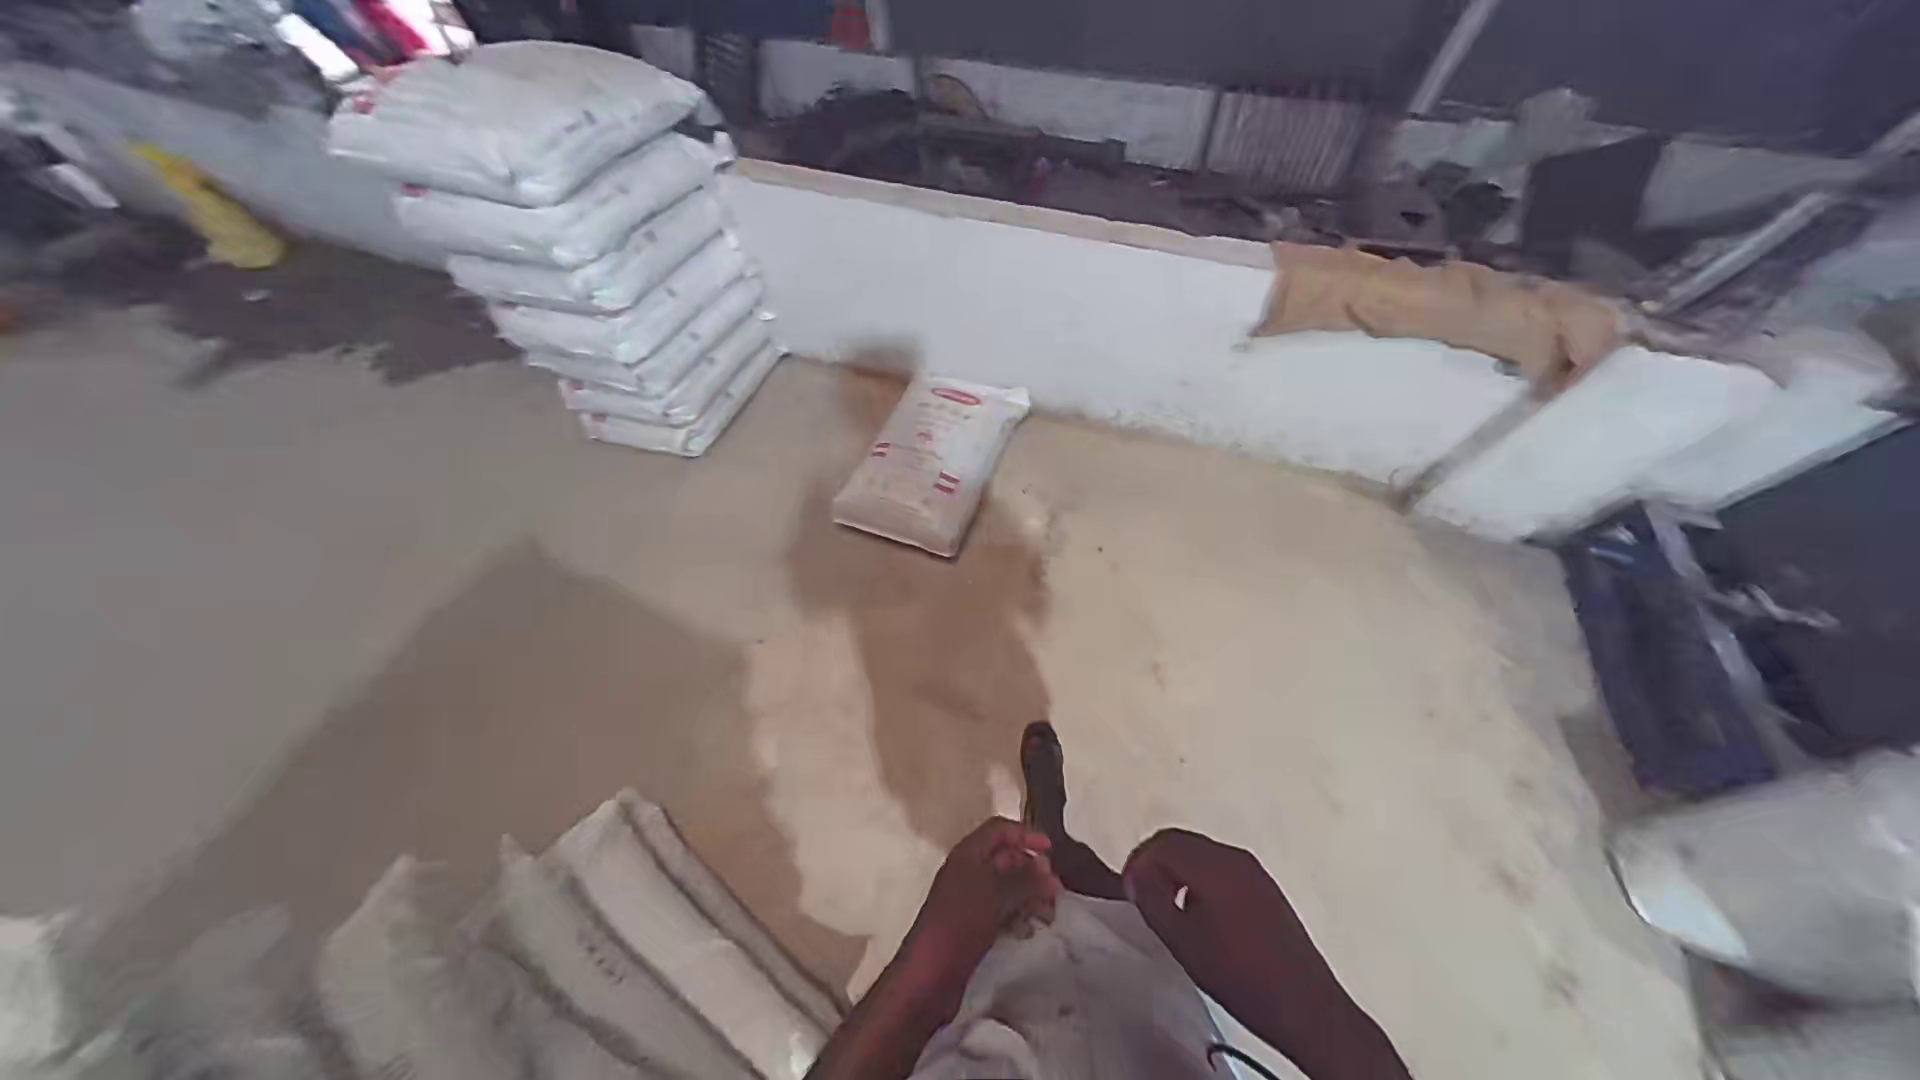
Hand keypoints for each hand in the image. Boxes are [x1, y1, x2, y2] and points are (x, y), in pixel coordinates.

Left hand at [907, 818, 1060, 973]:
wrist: (929, 974)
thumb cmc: (960, 923)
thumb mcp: (995, 896)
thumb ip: (1024, 880)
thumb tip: (1047, 868)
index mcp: (968, 854)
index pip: (999, 830)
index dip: (1025, 834)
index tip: (1051, 849)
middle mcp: (967, 871)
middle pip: (1005, 857)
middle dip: (1031, 868)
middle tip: (1056, 887)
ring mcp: (969, 899)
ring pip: (1005, 886)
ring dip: (1028, 894)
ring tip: (1050, 912)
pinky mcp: (972, 925)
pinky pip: (1001, 910)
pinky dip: (1017, 914)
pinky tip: (1031, 929)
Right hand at [1124, 829, 1409, 1079]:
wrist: (1307, 1009)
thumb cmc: (1239, 976)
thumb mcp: (1182, 942)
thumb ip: (1152, 900)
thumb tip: (1135, 875)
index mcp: (1213, 864)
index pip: (1162, 842)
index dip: (1138, 860)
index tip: (1127, 888)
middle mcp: (1235, 857)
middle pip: (1181, 840)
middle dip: (1155, 860)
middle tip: (1140, 891)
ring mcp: (1254, 871)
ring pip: (1200, 852)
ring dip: (1176, 868)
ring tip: (1165, 902)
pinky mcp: (1265, 887)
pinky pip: (1220, 866)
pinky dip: (1199, 876)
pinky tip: (1197, 910)